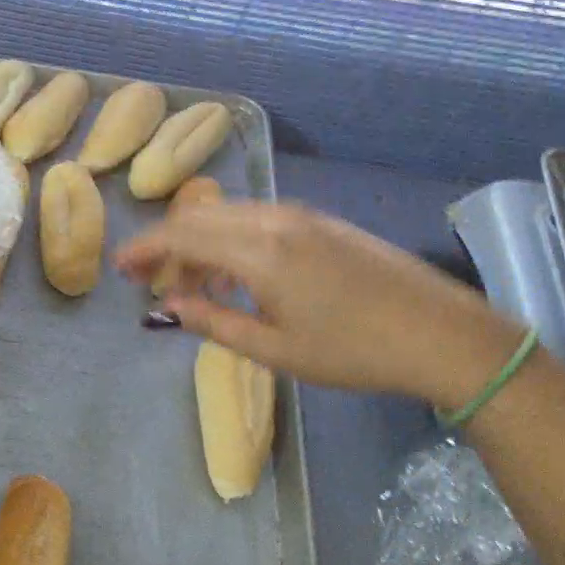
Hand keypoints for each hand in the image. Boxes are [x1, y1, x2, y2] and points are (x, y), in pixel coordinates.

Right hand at [114, 202, 525, 409]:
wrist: (445, 335)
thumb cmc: (353, 351)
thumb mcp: (273, 349)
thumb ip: (212, 322)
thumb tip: (167, 305)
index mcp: (259, 252)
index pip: (181, 235)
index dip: (144, 249)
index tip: (119, 269)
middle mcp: (276, 220)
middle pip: (199, 215)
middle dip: (165, 241)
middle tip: (146, 277)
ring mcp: (303, 217)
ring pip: (228, 213)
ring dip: (198, 239)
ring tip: (190, 281)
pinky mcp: (323, 223)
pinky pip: (256, 217)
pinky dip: (229, 237)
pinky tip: (234, 273)